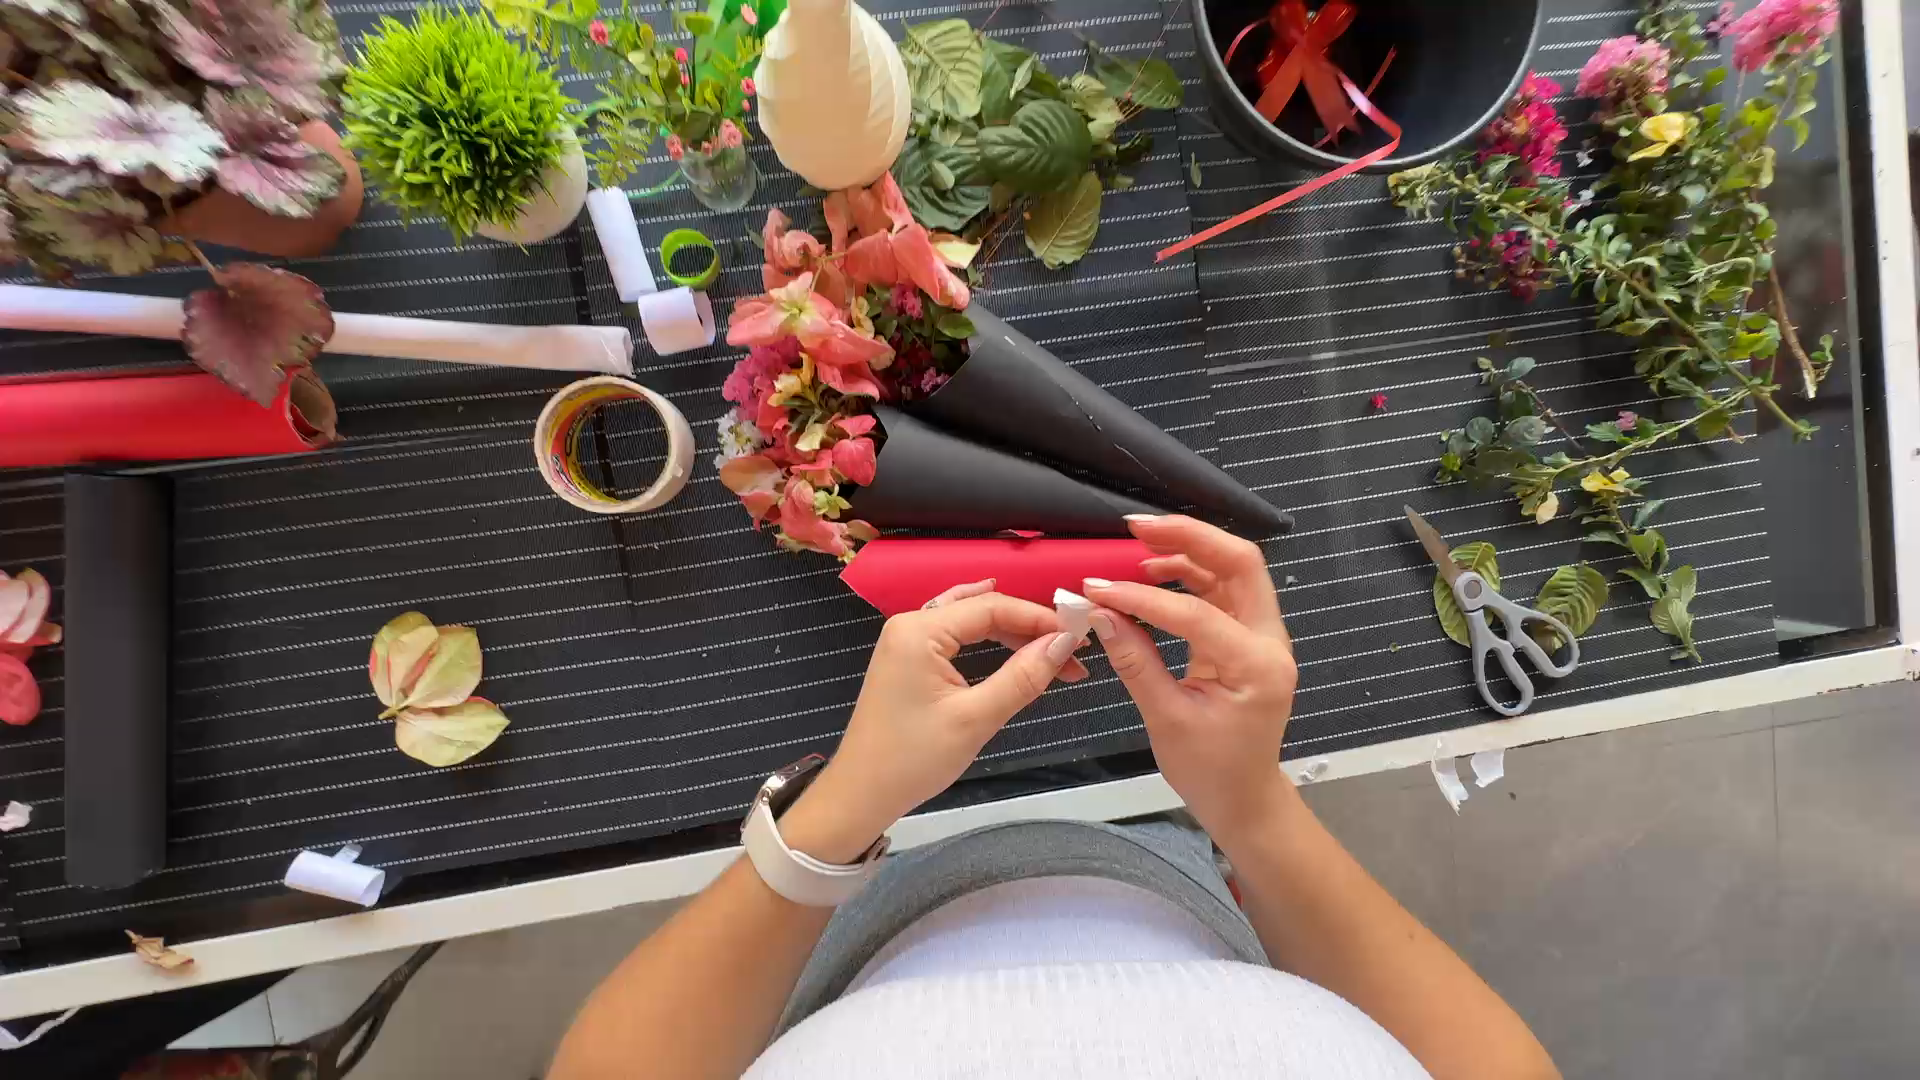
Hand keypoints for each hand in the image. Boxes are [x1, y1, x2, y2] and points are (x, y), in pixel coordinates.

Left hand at [781, 582, 1085, 862]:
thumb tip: (1064, 644)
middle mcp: (910, 624)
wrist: (860, 794)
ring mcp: (906, 640)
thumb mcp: (975, 719)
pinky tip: (1007, 631)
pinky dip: (986, 638)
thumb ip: (1022, 677)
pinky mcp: (907, 658)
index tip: (1080, 636)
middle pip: (981, 609)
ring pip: (969, 621)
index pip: (991, 608)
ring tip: (1052, 653)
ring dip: (1011, 634)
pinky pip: (954, 634)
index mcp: (919, 630)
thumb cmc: (913, 759)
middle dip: (1028, 628)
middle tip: (1073, 652)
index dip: (1039, 618)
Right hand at [1082, 515, 1297, 846]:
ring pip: (1232, 568)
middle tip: (1137, 527)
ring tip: (1139, 544)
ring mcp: (1261, 634)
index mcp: (1257, 667)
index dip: (1142, 598)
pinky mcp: (1245, 635)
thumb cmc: (1210, 770)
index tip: (1097, 590)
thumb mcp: (1166, 719)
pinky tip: (1154, 571)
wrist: (1245, 796)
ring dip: (1188, 548)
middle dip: (1189, 537)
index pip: (1196, 614)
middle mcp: (1270, 640)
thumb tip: (1100, 614)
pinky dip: (1188, 572)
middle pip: (1240, 563)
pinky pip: (1220, 588)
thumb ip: (1134, 662)